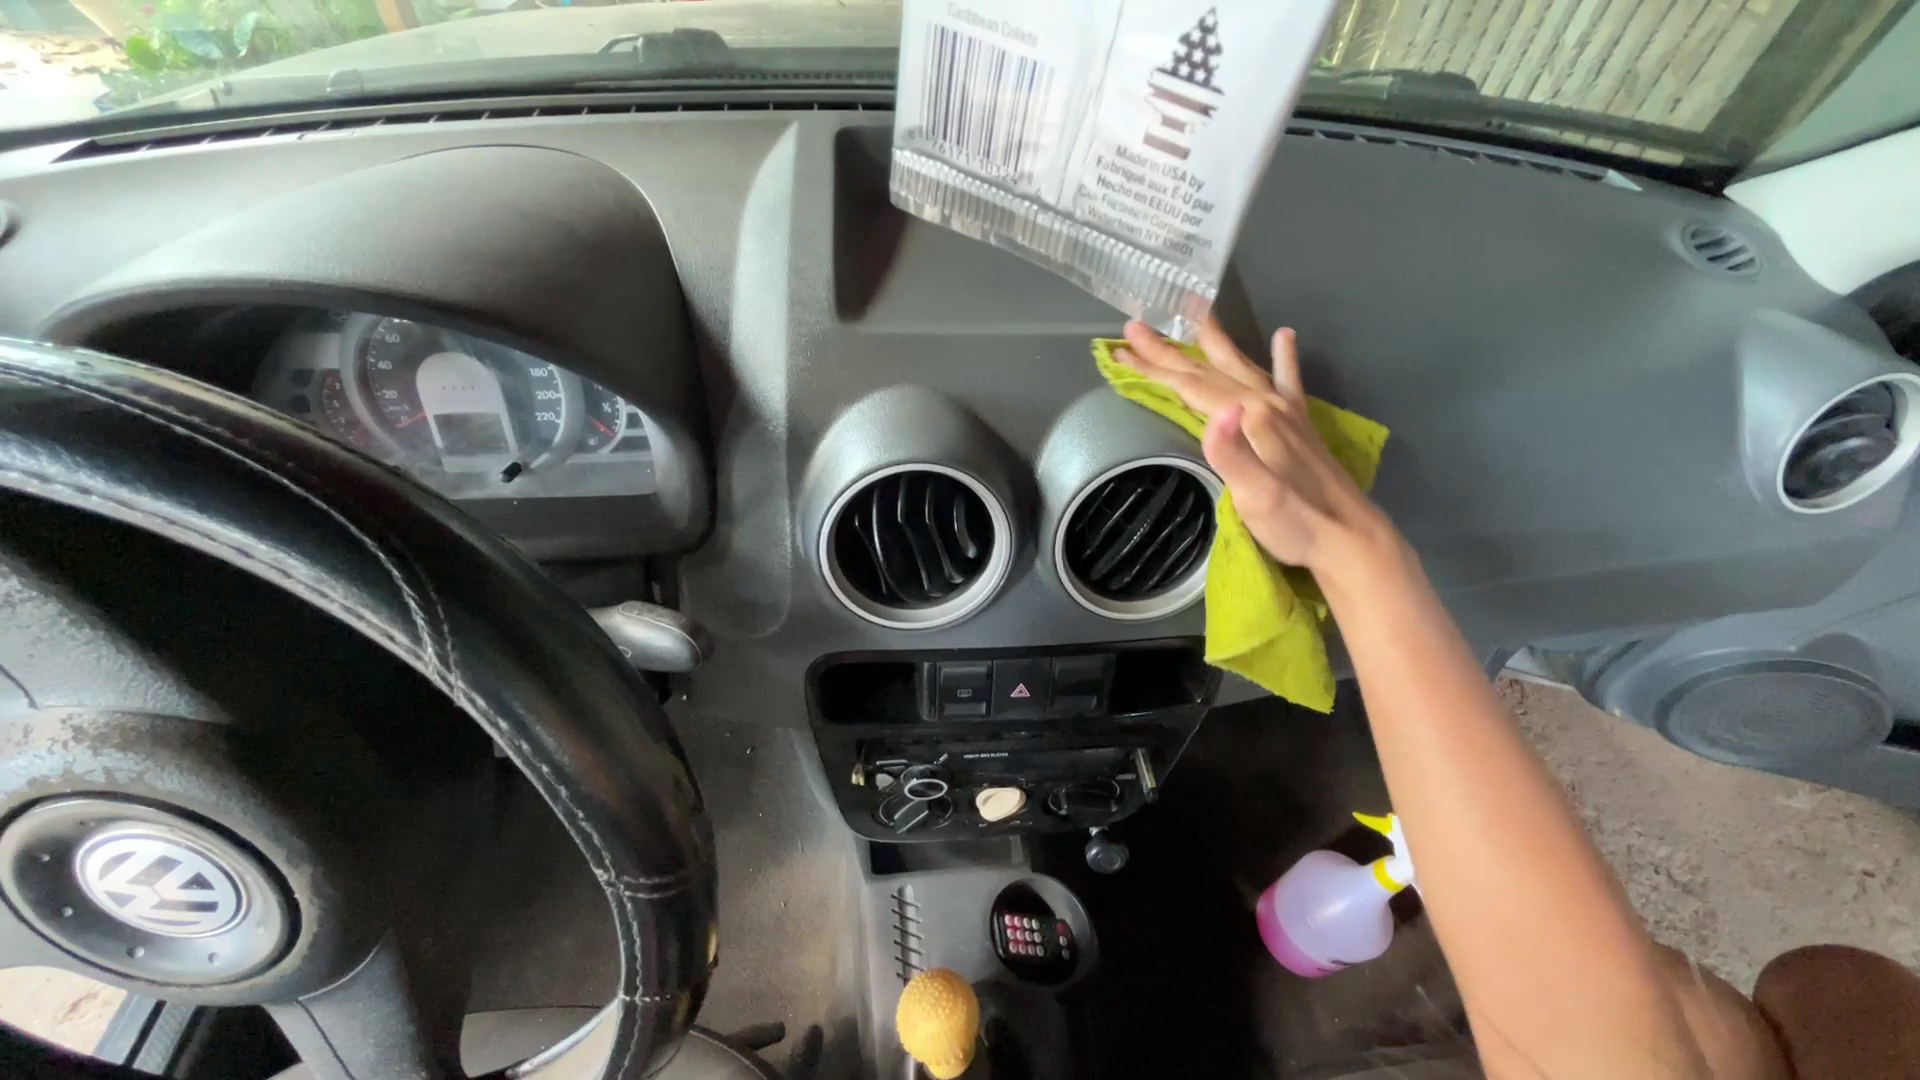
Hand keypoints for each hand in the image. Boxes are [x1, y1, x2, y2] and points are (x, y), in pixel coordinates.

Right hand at [1117, 316, 1392, 577]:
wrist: (1349, 538)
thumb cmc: (1295, 523)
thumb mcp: (1256, 496)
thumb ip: (1232, 453)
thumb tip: (1216, 412)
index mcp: (1252, 418)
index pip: (1193, 386)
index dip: (1155, 368)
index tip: (1121, 352)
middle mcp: (1268, 404)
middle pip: (1210, 370)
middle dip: (1169, 349)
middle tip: (1135, 327)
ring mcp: (1286, 412)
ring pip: (1241, 367)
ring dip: (1213, 343)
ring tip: (1196, 315)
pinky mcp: (1300, 425)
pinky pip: (1288, 380)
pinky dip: (1284, 357)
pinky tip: (1284, 336)